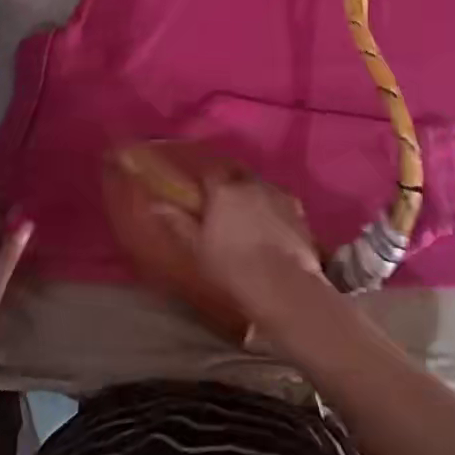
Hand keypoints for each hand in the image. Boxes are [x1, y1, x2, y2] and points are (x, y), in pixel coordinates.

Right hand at [154, 171, 331, 327]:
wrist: (283, 285)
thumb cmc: (233, 268)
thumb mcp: (198, 248)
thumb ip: (178, 222)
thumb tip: (157, 203)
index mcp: (223, 188)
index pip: (209, 168)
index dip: (202, 175)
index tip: (197, 184)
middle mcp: (250, 183)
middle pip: (235, 171)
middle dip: (227, 180)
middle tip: (221, 197)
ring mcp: (276, 193)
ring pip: (258, 184)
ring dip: (250, 192)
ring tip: (246, 214)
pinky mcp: (297, 209)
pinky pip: (278, 199)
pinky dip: (270, 206)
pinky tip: (270, 225)